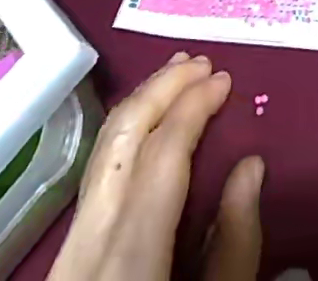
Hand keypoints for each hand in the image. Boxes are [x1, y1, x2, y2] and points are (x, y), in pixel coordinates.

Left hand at [48, 53, 263, 280]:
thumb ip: (235, 245)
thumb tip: (250, 165)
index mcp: (131, 254)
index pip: (162, 153)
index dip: (194, 107)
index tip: (224, 80)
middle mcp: (89, 235)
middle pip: (122, 136)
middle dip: (163, 88)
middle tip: (201, 63)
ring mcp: (70, 239)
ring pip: (103, 146)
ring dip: (143, 100)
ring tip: (178, 73)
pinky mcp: (67, 243)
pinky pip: (98, 166)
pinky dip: (127, 128)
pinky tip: (150, 117)